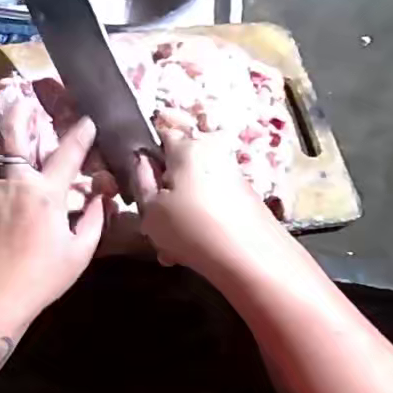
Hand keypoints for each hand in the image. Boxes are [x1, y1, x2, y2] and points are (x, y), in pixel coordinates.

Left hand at [0, 115, 107, 314]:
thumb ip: (94, 222)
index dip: (81, 134)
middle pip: (16, 136)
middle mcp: (17, 182)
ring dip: (6, 146)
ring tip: (11, 139)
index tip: (88, 120)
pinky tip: (3, 184)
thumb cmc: (41, 277)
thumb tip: (101, 201)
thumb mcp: (79, 253)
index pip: (68, 153)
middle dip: (21, 113)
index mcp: (46, 193)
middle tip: (24, 97)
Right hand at [134, 132, 288, 276]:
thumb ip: (140, 180)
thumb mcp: (150, 208)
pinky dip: (198, 224)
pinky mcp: (245, 198)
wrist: (252, 258)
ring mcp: (232, 176)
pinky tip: (191, 251)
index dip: (146, 158)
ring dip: (178, 217)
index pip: (161, 134)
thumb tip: (141, 159)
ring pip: (192, 192)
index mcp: (189, 147)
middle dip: (163, 198)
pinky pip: (210, 206)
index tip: (140, 188)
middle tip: (155, 227)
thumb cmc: (191, 227)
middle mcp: (214, 153)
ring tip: (171, 250)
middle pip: (176, 169)